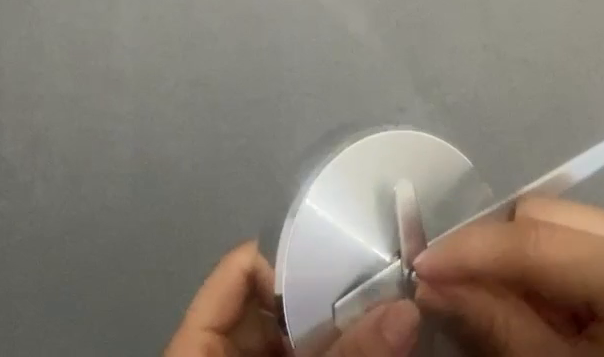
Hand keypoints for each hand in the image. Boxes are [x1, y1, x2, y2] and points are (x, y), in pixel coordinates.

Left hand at [165, 241, 424, 356]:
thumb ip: (345, 354)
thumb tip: (406, 309)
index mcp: (197, 343)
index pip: (238, 269)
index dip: (288, 257)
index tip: (342, 257)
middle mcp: (221, 348)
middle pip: (276, 303)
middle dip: (329, 294)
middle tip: (382, 282)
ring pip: (299, 337)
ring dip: (343, 325)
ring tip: (390, 307)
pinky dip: (341, 351)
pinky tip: (379, 342)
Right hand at [411, 199, 603, 356]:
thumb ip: (498, 326)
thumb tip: (431, 283)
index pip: (533, 241)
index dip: (468, 251)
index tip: (418, 266)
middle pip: (540, 219)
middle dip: (493, 256)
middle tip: (460, 298)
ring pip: (554, 222)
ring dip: (518, 261)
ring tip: (512, 311)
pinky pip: (579, 238)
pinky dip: (550, 267)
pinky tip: (550, 308)